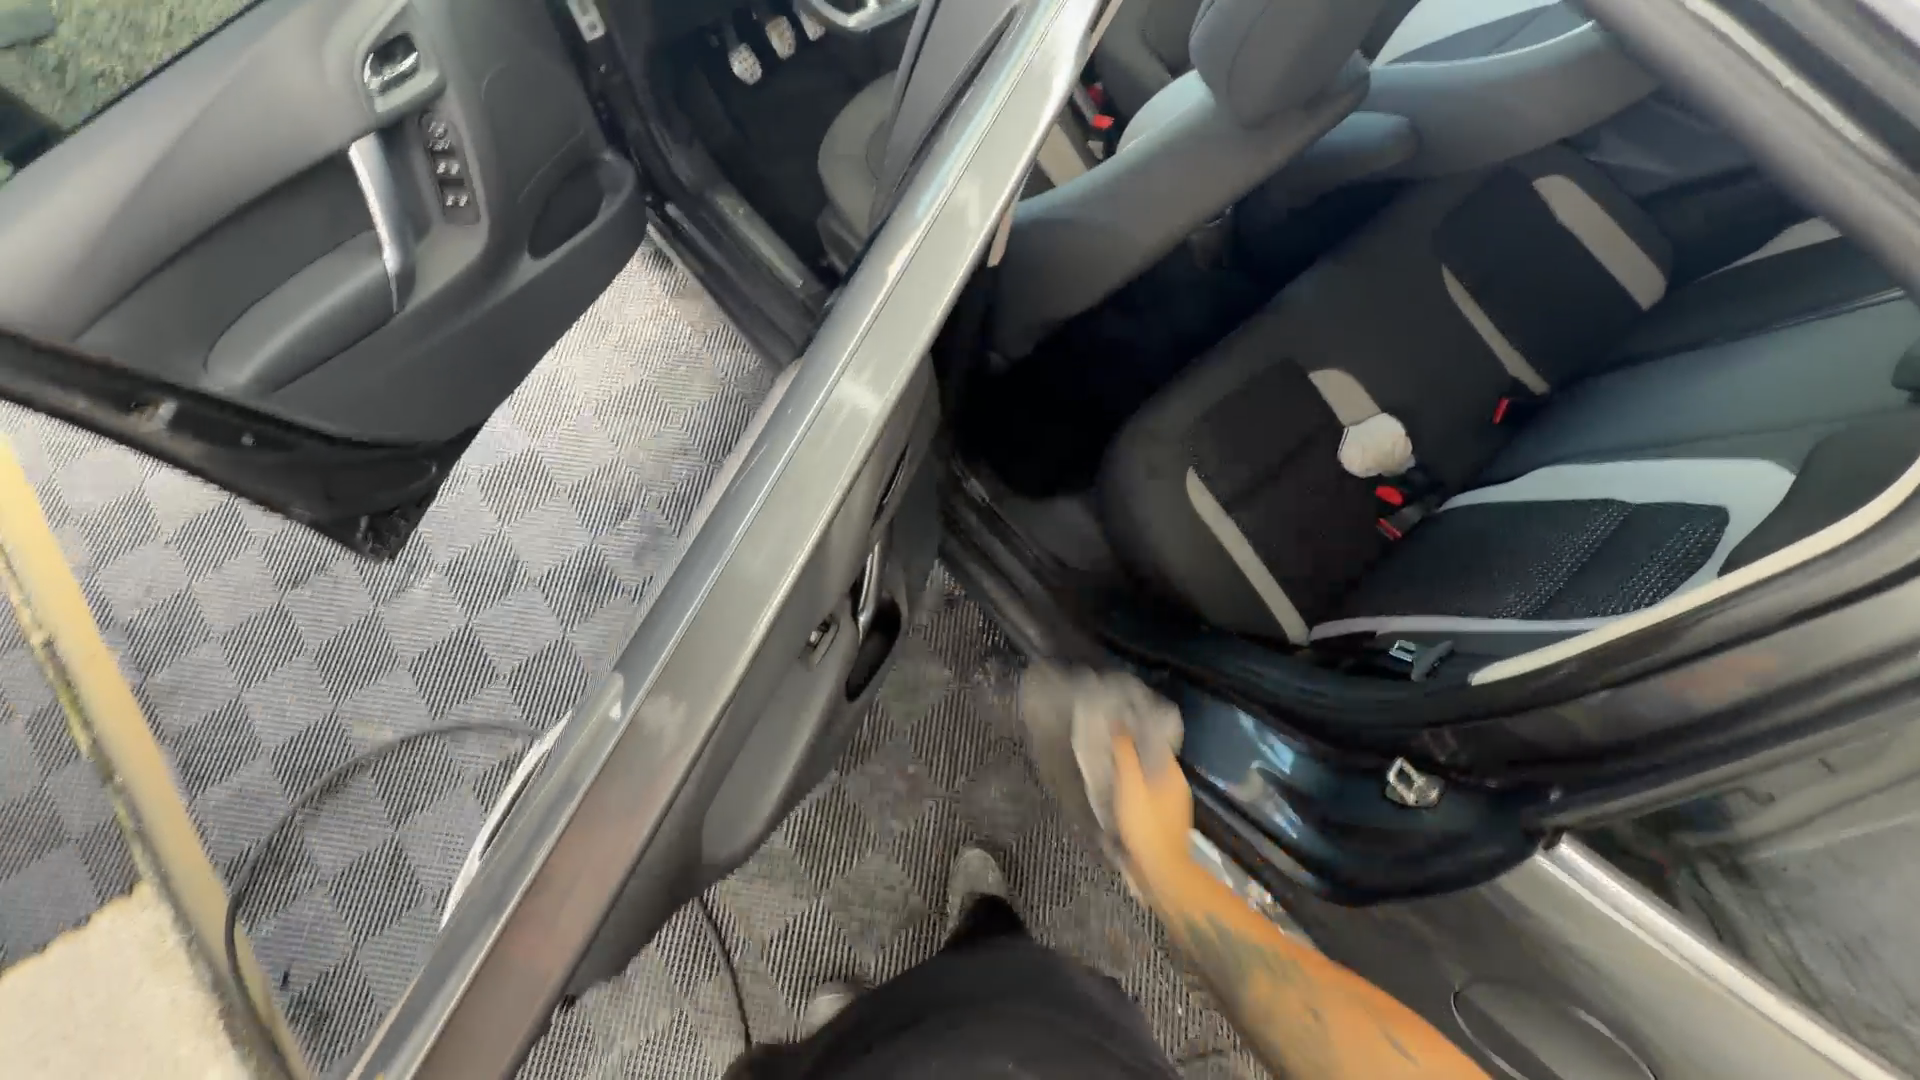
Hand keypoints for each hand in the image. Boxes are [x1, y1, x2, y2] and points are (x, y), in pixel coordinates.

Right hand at [1110, 731, 1195, 889]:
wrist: (1162, 871)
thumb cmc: (1145, 824)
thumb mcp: (1130, 785)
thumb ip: (1125, 754)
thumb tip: (1120, 724)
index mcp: (1172, 773)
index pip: (1156, 741)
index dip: (1137, 731)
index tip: (1116, 726)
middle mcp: (1178, 785)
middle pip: (1154, 760)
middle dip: (1133, 752)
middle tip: (1109, 746)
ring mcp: (1175, 805)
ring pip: (1152, 779)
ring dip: (1134, 772)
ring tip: (1111, 768)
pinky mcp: (1167, 821)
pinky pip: (1151, 796)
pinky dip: (1137, 790)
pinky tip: (1121, 795)